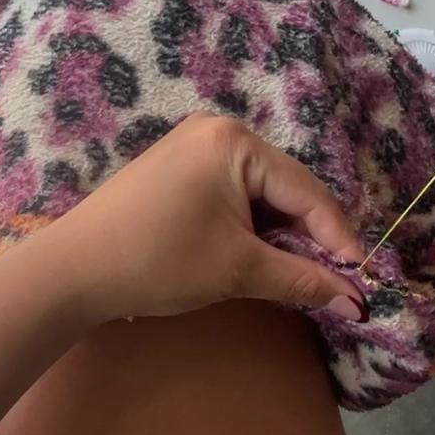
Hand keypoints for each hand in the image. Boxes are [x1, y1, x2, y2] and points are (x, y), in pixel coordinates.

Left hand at [23, 113, 367, 324]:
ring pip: (259, 191)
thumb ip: (302, 280)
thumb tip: (354, 303)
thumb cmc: (158, 262)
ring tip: (297, 271)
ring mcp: (194, 145)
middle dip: (308, 235)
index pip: (306, 190)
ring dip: (280, 232)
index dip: (338, 236)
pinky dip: (250, 224)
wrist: (72, 271)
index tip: (362, 278)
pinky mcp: (178, 166)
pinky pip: (232, 191)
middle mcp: (218, 131)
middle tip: (332, 278)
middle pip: (284, 186)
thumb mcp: (237, 270)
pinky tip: (257, 252)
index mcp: (236, 143)